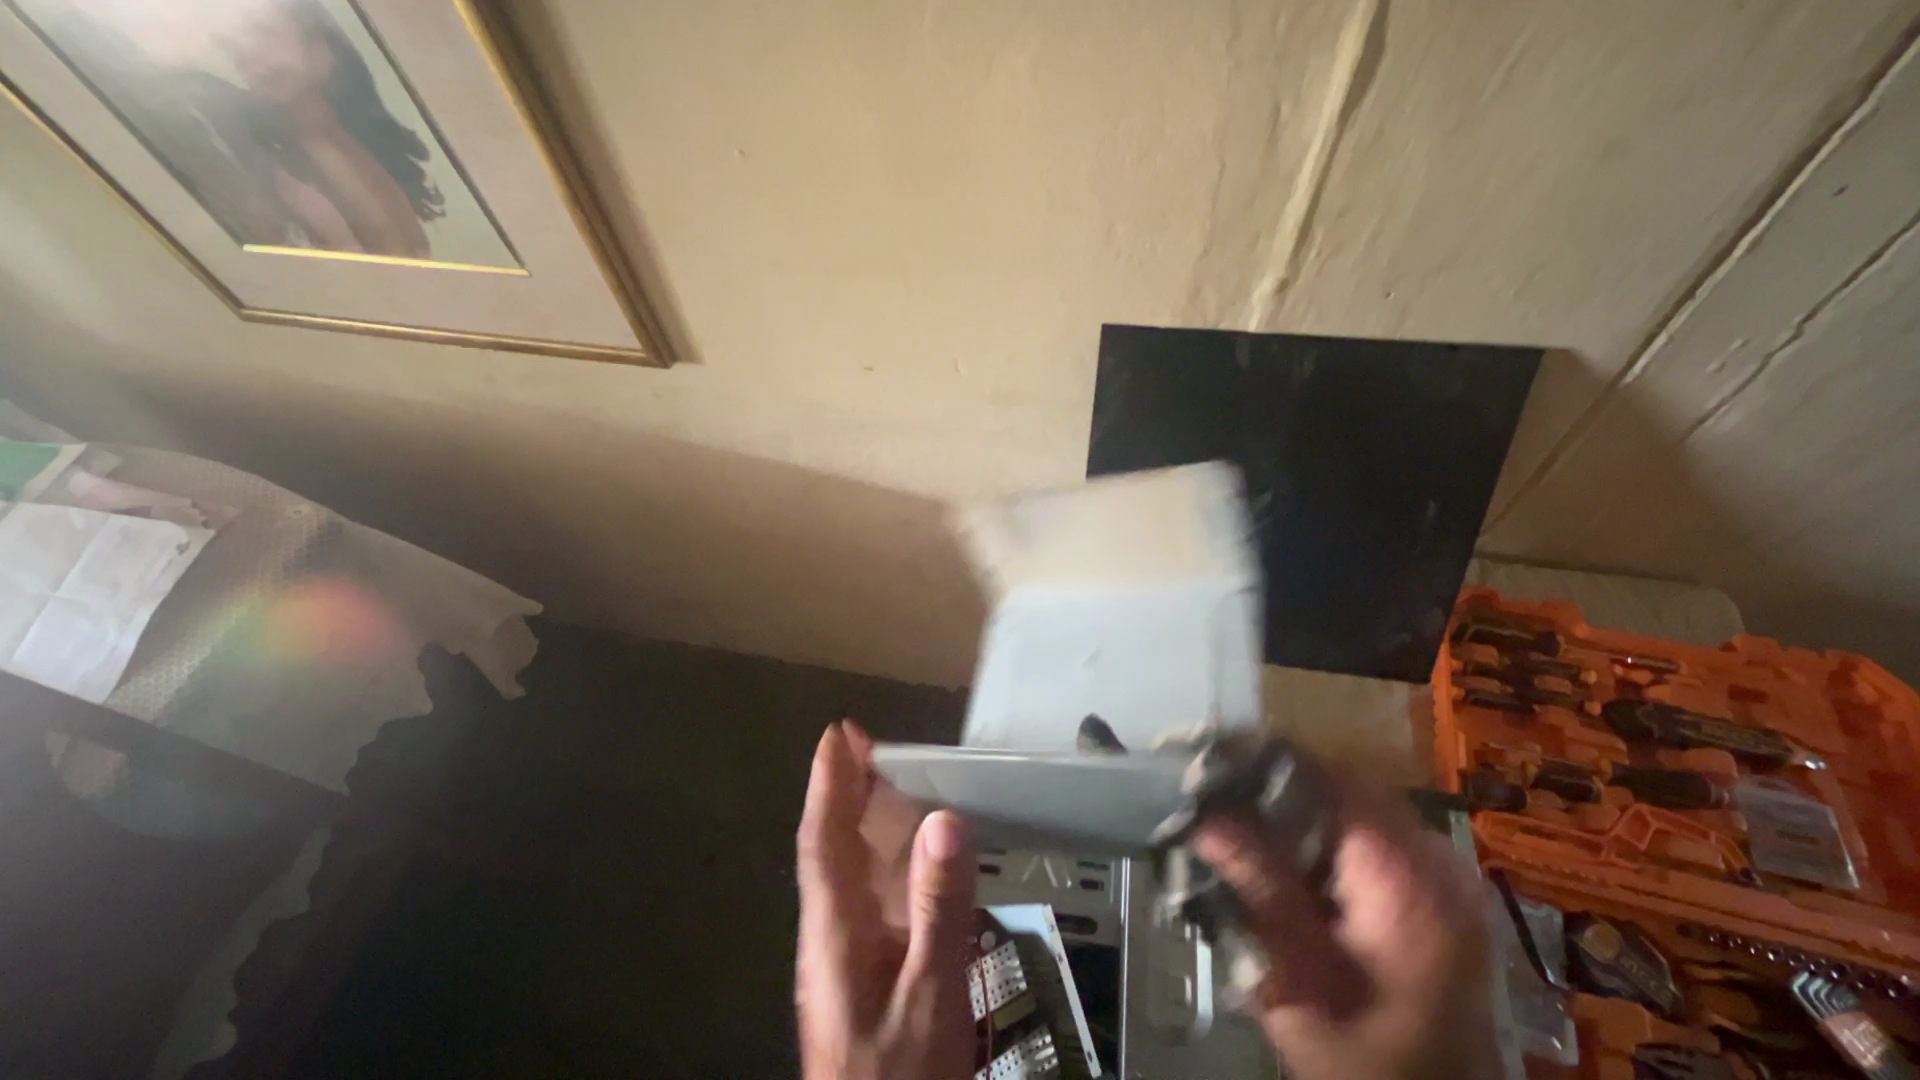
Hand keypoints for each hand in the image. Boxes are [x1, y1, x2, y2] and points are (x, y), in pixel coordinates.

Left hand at [796, 722, 976, 1079]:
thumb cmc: (897, 1073)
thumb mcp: (929, 994)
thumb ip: (939, 909)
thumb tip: (944, 820)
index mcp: (835, 930)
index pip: (823, 840)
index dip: (830, 783)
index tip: (838, 734)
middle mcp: (834, 932)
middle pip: (836, 848)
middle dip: (848, 792)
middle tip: (873, 744)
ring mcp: (850, 954)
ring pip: (856, 872)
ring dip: (871, 823)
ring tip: (898, 781)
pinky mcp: (870, 972)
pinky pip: (879, 900)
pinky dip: (896, 865)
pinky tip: (921, 856)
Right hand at [1195, 775, 1498, 1079]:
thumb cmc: (1368, 1055)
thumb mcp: (1300, 983)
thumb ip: (1259, 894)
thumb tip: (1204, 820)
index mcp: (1407, 884)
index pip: (1336, 779)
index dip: (1273, 763)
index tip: (1218, 763)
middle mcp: (1439, 864)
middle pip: (1351, 786)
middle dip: (1284, 785)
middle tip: (1224, 797)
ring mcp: (1450, 875)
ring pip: (1364, 805)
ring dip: (1308, 807)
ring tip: (1251, 824)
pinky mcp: (1447, 891)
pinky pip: (1381, 833)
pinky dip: (1335, 833)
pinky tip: (1301, 862)